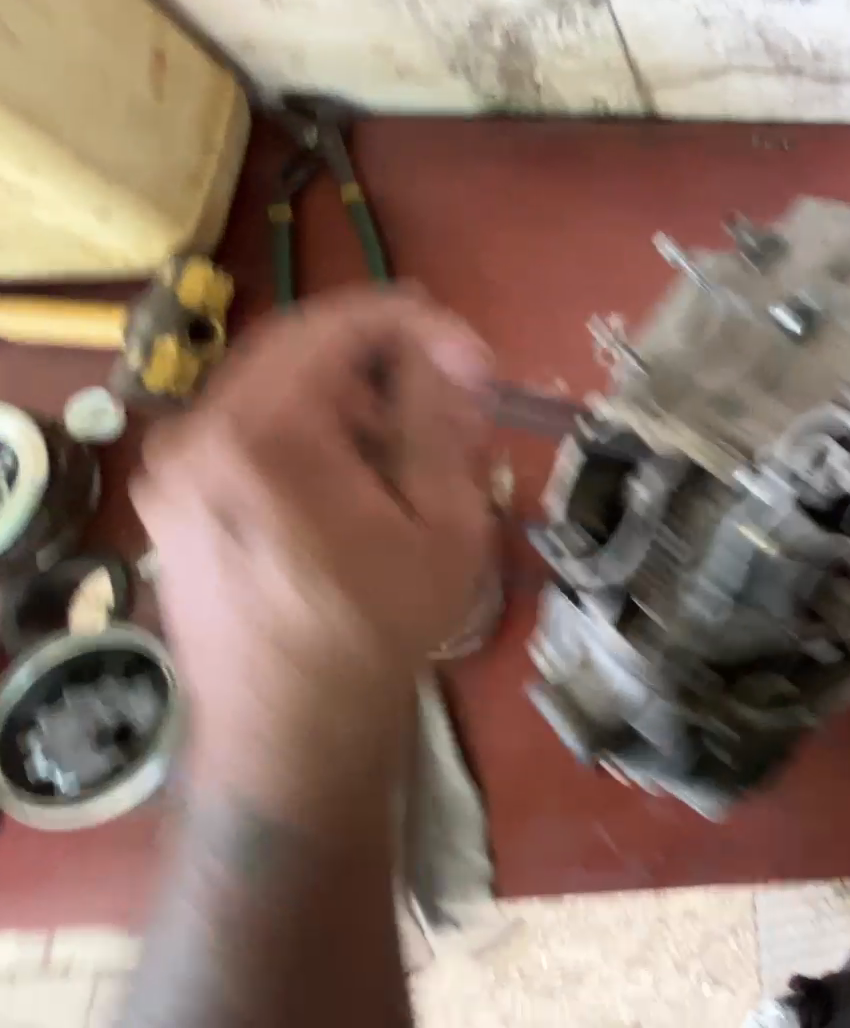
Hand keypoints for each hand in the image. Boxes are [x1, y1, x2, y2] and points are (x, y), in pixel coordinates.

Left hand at [134, 288, 493, 801]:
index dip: (415, 324)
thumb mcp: (442, 521)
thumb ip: (441, 426)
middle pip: (300, 353)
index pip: (334, 327)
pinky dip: (320, 429)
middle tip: (459, 397)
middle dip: (390, 361)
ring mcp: (177, 470)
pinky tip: (367, 476)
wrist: (294, 722)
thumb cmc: (382, 621)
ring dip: (357, 398)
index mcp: (265, 435)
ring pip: (277, 392)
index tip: (476, 356)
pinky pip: (254, 431)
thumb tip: (456, 355)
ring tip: (420, 445)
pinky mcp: (179, 501)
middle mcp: (198, 436)